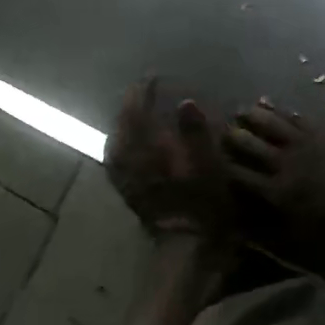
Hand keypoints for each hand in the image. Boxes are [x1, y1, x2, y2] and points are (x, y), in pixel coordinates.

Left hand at [105, 78, 233, 237]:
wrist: (186, 247)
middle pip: (122, 124)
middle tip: (143, 90)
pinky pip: (116, 159)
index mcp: (147, 149)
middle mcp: (130, 160)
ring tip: (135, 111)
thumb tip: (186, 101)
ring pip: (116, 140)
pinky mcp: (128, 192)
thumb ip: (196, 131)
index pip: (138, 111)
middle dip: (131, 104)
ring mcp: (125, 177)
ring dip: (124, 123)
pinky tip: (128, 143)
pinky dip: (120, 144)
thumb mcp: (208, 164)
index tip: (153, 77)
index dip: (144, 91)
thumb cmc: (202, 203)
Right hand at [223, 101, 324, 270]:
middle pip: (250, 143)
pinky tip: (272, 106)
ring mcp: (303, 144)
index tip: (212, 157)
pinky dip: (280, 110)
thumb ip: (265, 227)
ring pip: (270, 123)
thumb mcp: (295, 239)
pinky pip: (295, 117)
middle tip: (222, 128)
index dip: (223, 164)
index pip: (239, 173)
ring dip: (253, 115)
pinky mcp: (321, 133)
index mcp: (275, 191)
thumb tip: (240, 221)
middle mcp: (283, 162)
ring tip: (242, 110)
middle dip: (233, 135)